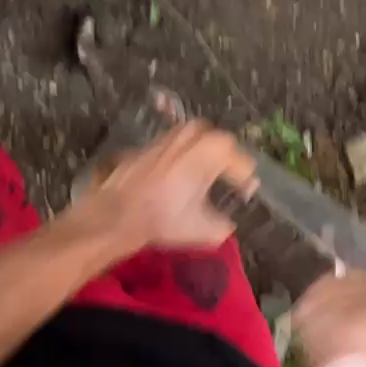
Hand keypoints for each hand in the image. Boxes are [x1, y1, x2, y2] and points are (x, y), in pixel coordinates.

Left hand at [76, 121, 255, 250]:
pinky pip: (173, 145)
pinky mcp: (147, 146)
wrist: (118, 213)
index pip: (239, 159)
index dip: (245, 177)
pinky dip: (181, 156)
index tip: (247, 191)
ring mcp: (166, 138)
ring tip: (205, 172)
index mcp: (210, 152)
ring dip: (203, 151)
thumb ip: (223, 225)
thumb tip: (228, 224)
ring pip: (193, 137)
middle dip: (226, 156)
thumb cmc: (164, 219)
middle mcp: (189, 137)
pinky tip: (178, 175)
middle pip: (217, 140)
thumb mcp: (203, 229)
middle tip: (229, 175)